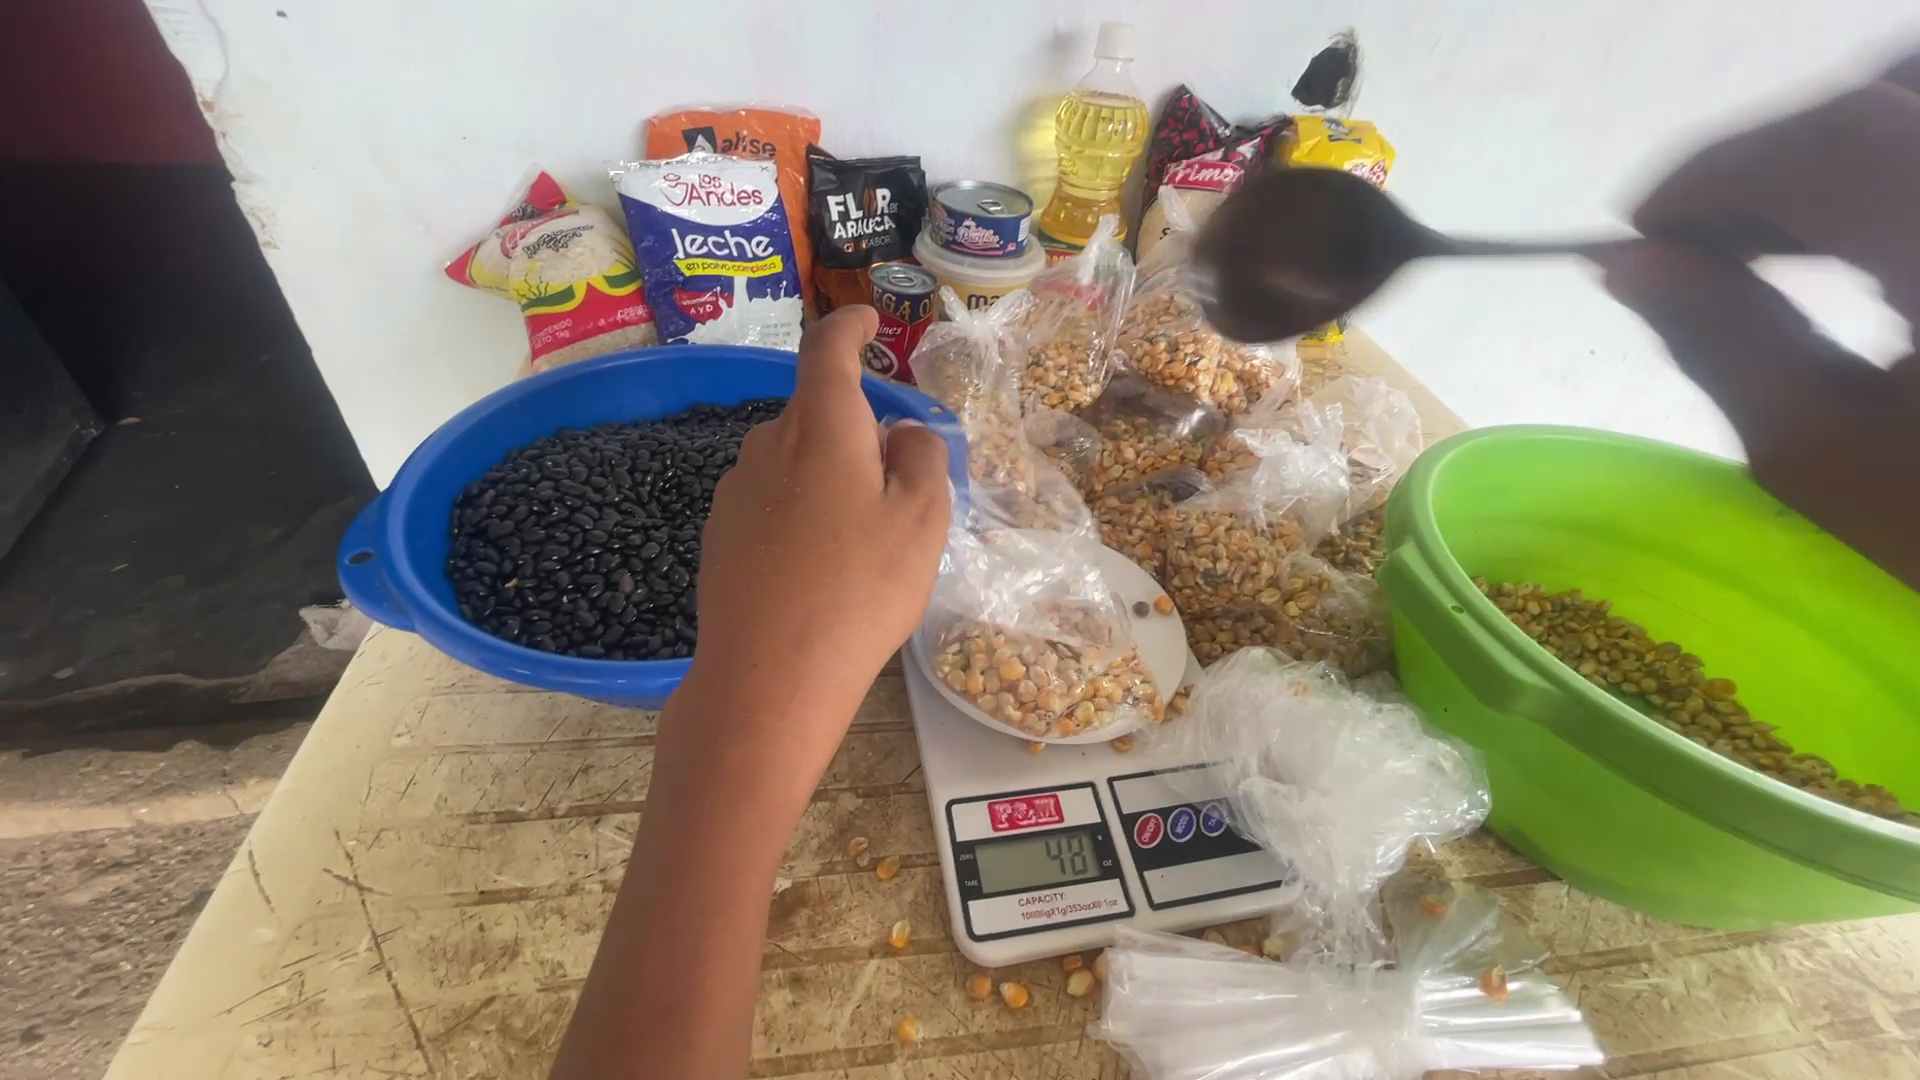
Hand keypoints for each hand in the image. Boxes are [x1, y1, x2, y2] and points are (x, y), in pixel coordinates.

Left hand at [685, 305, 951, 737]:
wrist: (769, 677)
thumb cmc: (859, 589)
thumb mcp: (923, 520)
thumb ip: (922, 457)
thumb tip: (901, 432)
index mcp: (821, 427)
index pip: (828, 348)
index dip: (850, 325)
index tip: (869, 318)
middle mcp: (768, 445)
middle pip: (818, 414)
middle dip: (859, 431)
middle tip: (896, 488)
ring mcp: (736, 491)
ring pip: (795, 460)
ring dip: (830, 476)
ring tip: (858, 541)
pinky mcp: (720, 535)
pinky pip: (772, 500)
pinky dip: (802, 511)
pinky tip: (817, 568)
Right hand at [1594, 51, 1919, 588]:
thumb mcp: (1813, 447)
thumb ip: (1718, 334)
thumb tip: (1624, 264)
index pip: (1821, 144)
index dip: (1706, 174)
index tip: (1635, 231)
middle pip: (1898, 91)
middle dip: (1784, 148)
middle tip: (1715, 237)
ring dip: (1852, 147)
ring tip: (1794, 234)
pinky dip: (1903, 169)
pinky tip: (1877, 235)